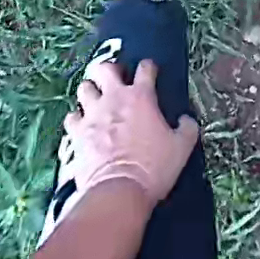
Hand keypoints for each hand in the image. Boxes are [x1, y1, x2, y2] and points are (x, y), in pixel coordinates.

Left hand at [62, 60, 199, 202]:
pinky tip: (81, 126)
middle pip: (106, 69)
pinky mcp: (77, 132)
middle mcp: (114, 98)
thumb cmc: (153, 168)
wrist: (119, 191)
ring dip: (90, 91)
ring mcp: (93, 113)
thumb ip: (187, 129)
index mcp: (141, 97)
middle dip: (110, 70)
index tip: (150, 70)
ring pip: (85, 88)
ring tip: (96, 100)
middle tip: (116, 79)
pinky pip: (72, 117)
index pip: (145, 69)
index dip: (149, 66)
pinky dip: (76, 120)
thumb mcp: (181, 149)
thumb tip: (186, 120)